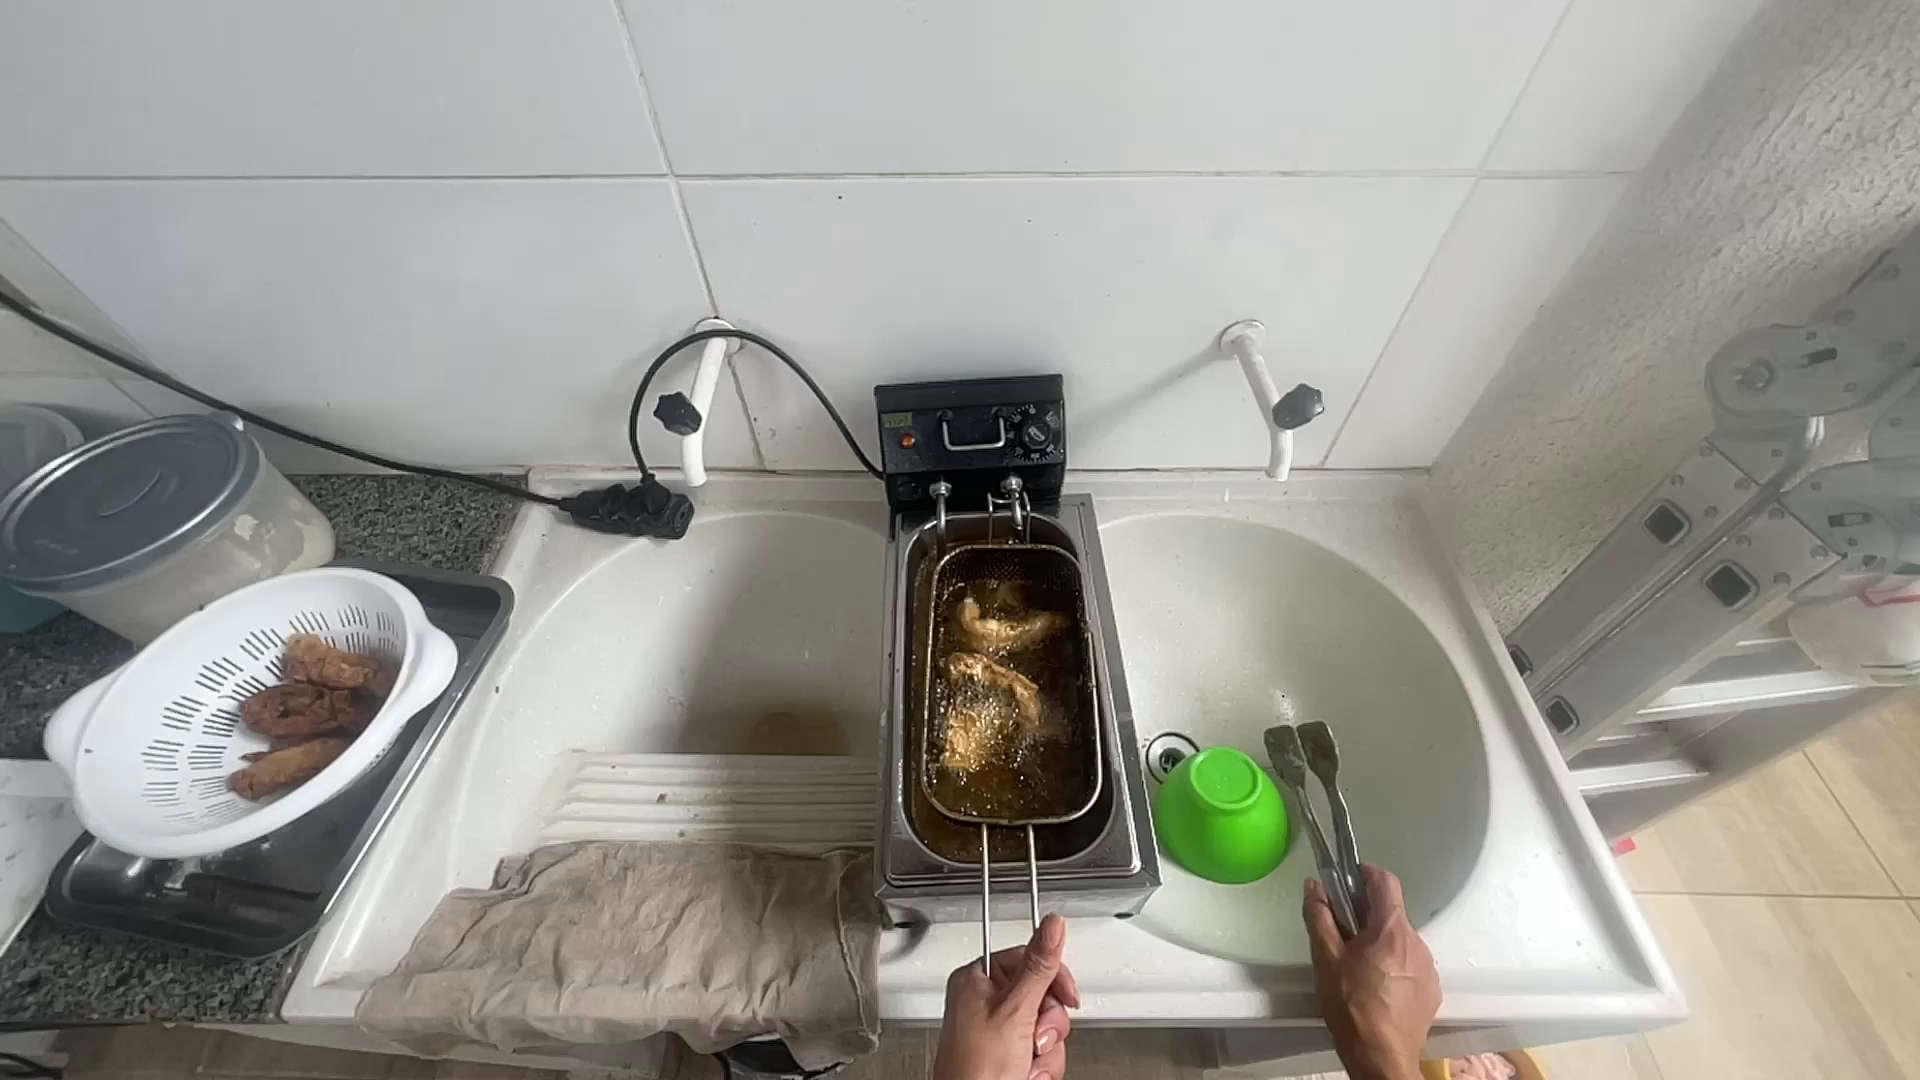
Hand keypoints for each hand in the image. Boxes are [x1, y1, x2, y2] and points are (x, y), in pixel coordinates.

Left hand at [933, 913, 1080, 1079]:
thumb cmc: (975, 1071)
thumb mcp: (1015, 1011)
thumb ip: (1039, 967)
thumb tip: (1053, 924)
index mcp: (977, 979)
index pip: (1026, 957)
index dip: (1051, 976)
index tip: (1067, 993)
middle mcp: (986, 1002)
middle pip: (1041, 993)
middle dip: (1047, 1022)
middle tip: (1036, 1036)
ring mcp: (999, 1032)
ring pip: (1046, 1025)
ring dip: (1046, 1050)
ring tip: (1027, 1062)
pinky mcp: (1010, 1058)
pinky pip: (1043, 1051)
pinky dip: (1041, 1068)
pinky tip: (1026, 1076)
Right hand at [1303, 865, 1440, 1079]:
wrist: (1381, 1060)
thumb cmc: (1350, 1006)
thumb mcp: (1325, 957)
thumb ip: (1319, 915)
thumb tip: (1315, 886)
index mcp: (1392, 932)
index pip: (1386, 882)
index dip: (1363, 873)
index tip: (1344, 881)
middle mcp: (1417, 945)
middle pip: (1391, 911)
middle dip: (1364, 911)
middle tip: (1340, 928)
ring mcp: (1428, 969)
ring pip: (1400, 936)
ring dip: (1378, 937)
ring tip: (1355, 959)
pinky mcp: (1431, 989)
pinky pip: (1410, 959)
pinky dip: (1392, 959)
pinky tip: (1374, 981)